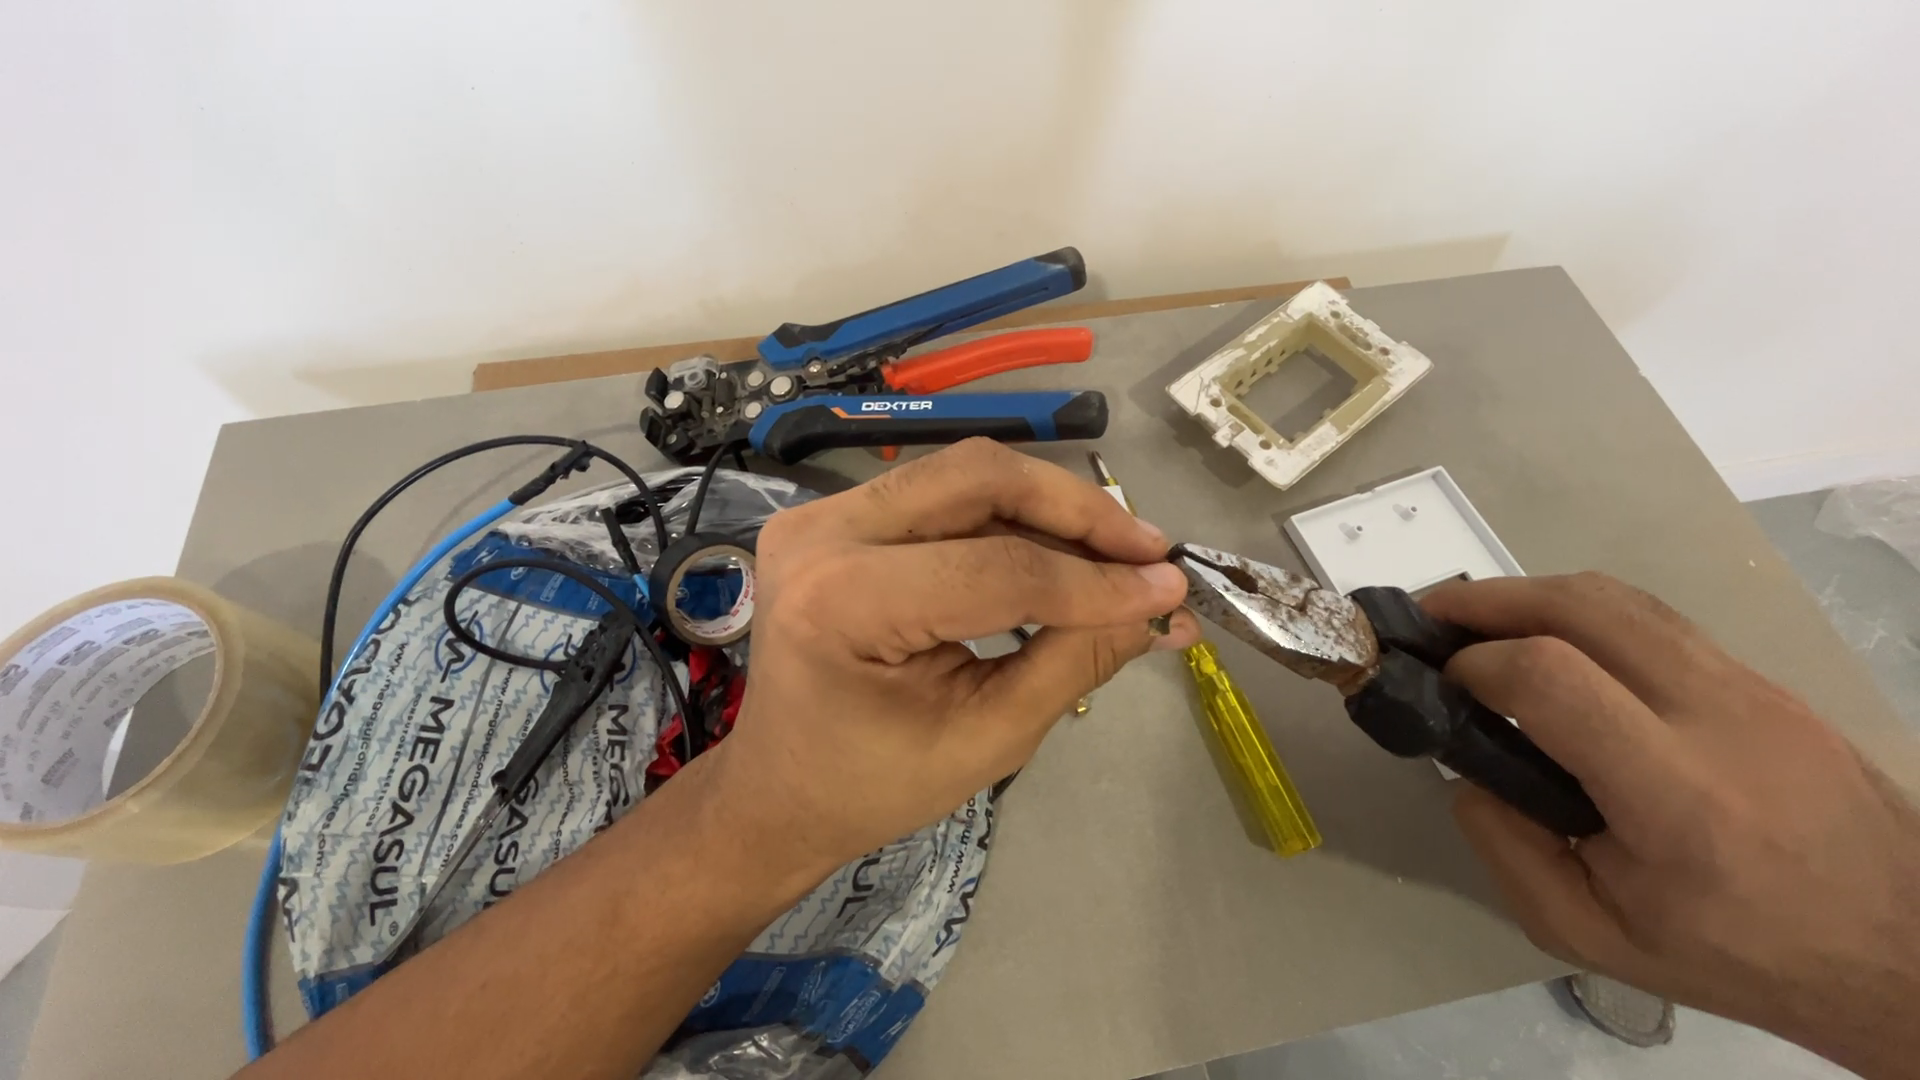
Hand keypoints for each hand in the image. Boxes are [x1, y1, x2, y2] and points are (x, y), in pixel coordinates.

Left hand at [704, 439, 1199, 882]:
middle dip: (1077, 510)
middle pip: (979, 477)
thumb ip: (1074, 662)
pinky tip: (1057, 550)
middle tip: (1148, 550)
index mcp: (842, 602)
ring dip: (1049, 507)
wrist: (779, 788)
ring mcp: (819, 515)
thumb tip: (1162, 609)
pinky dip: (1008, 516)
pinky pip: (941, 494)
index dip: (1094, 580)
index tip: (1171, 589)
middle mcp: (822, 534)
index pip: (996, 568)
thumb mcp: (986, 738)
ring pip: (964, 474)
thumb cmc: (872, 785)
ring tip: (1117, 551)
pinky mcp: (833, 515)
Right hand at [1425, 573, 1919, 1077]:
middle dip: (1486, 600)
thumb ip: (1504, 847)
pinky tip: (1548, 643)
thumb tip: (1466, 770)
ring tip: (1476, 619)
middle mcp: (1720, 718)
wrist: (1912, 955)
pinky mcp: (1765, 681)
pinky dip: (1576, 614)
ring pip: (1617, 598)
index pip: (1549, 677)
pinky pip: (1650, 621)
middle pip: (1581, 606)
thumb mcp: (1590, 933)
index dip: (1474, 663)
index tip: (1441, 684)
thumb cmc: (1740, 954)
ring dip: (1528, 595)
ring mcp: (1753, 689)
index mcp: (1676, 795)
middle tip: (1431, 616)